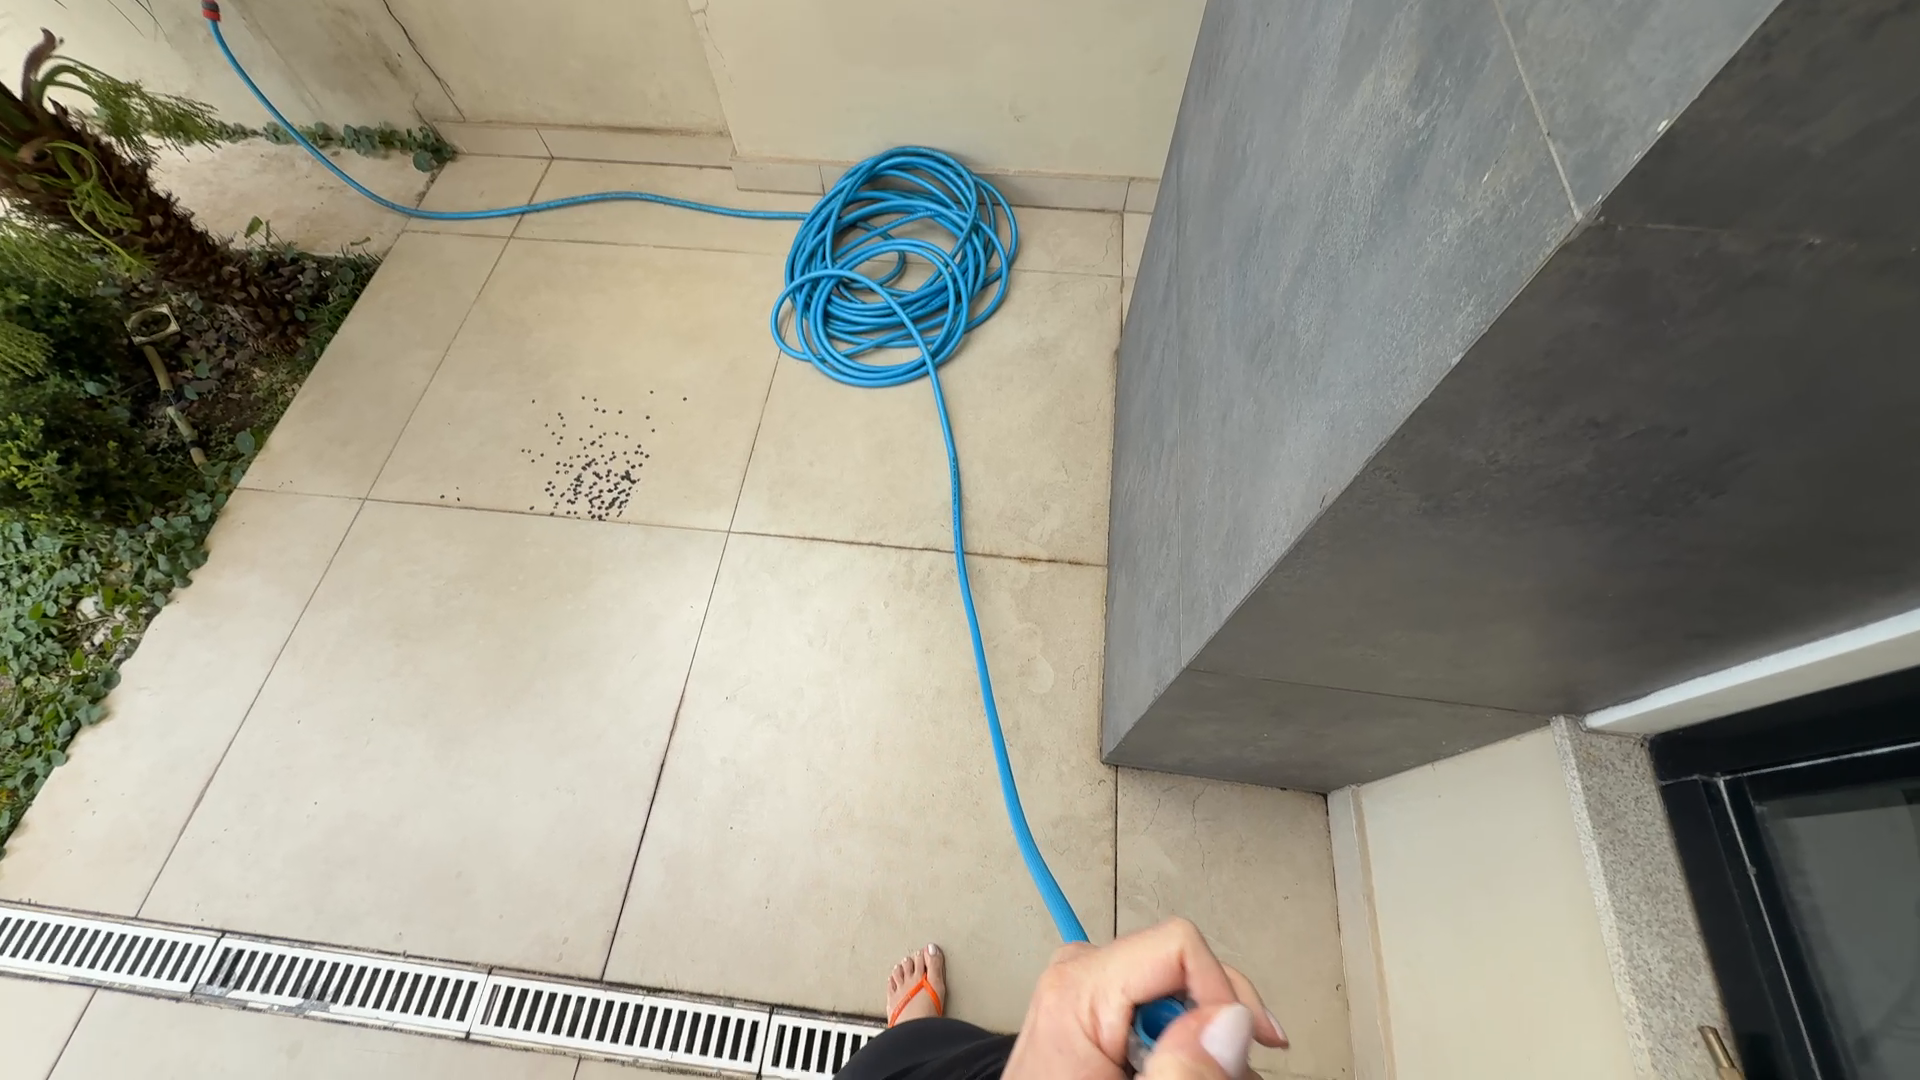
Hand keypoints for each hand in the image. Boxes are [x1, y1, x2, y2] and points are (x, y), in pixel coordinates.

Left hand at [1002, 917, 1287, 1079]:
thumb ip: (1182, 1070)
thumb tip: (1232, 1020)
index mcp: (1078, 985)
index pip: (1177, 943)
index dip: (1222, 993)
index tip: (1241, 1051)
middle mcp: (1080, 969)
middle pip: (1181, 963)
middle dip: (1216, 1021)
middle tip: (1232, 1074)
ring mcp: (1087, 983)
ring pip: (1176, 988)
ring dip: (1203, 1038)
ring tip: (1196, 1078)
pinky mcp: (1095, 1002)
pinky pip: (1157, 1004)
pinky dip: (1182, 1041)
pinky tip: (1174, 1072)